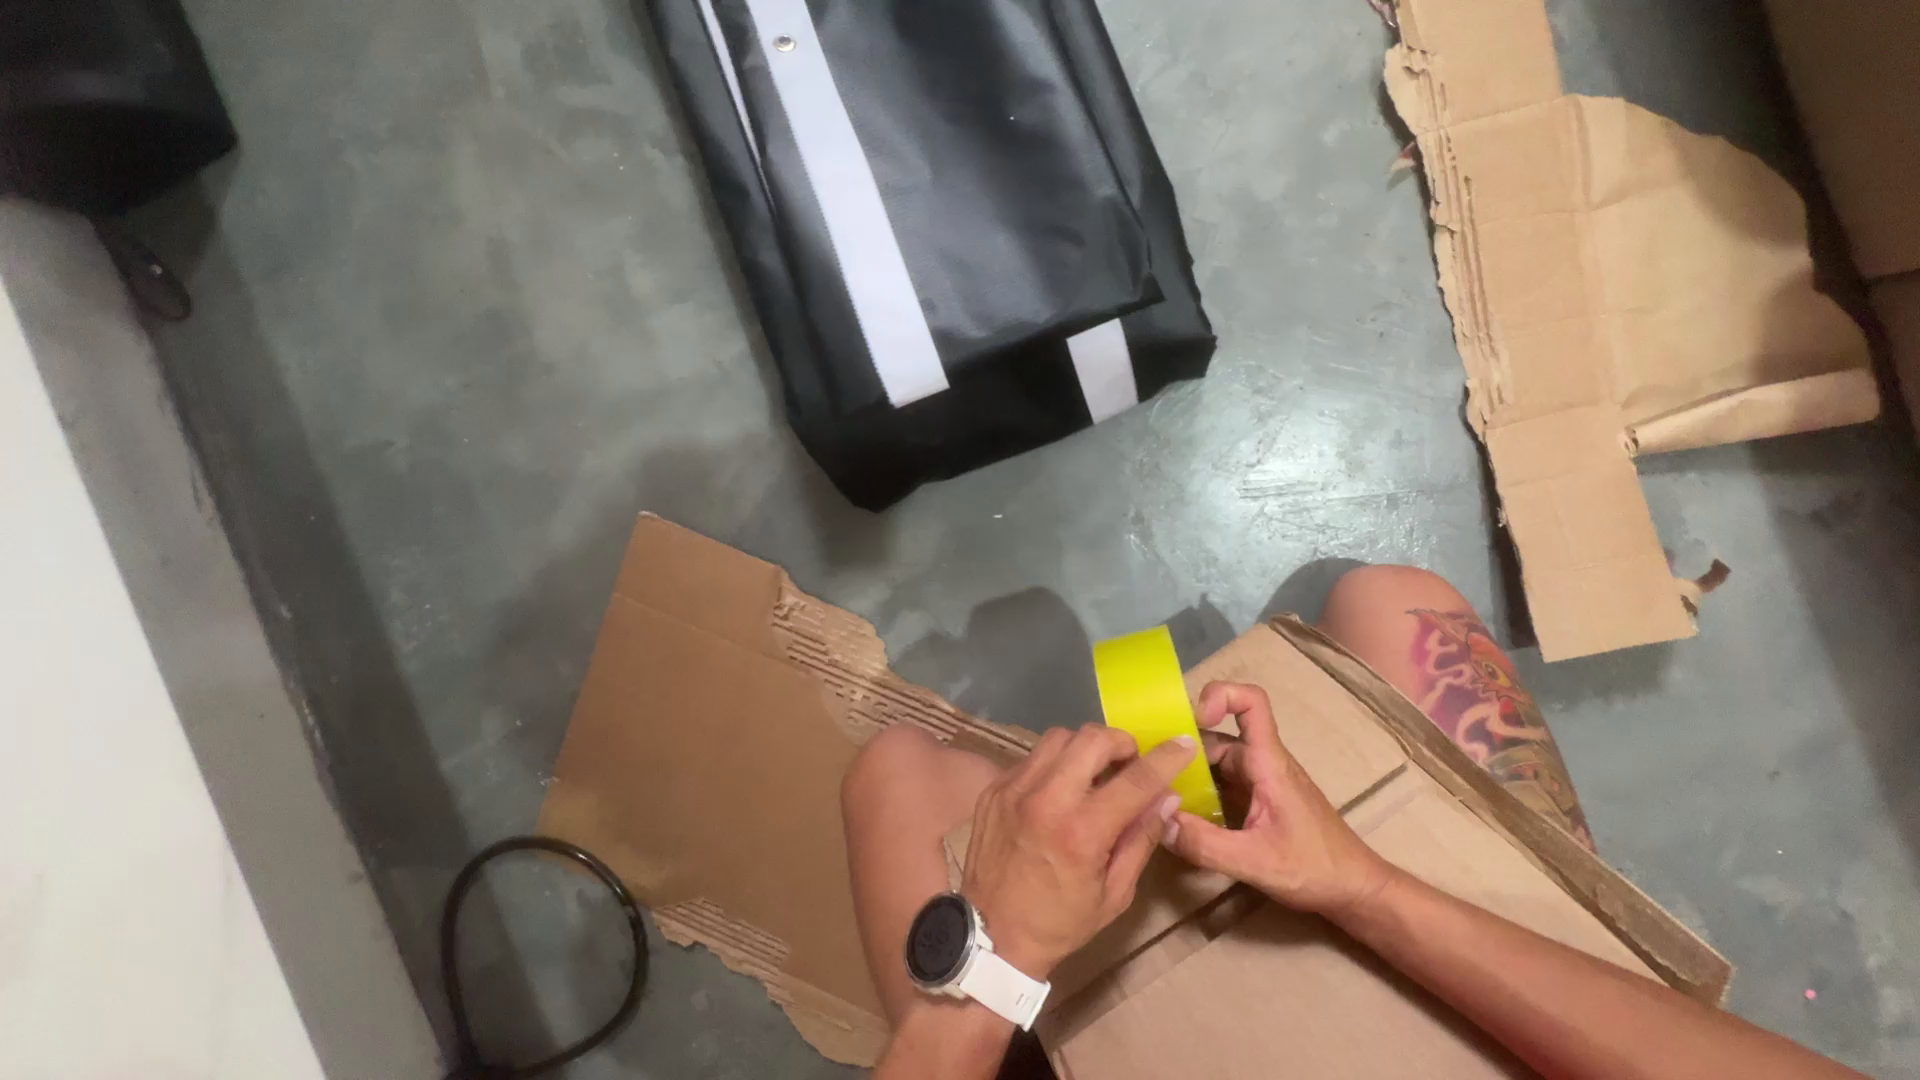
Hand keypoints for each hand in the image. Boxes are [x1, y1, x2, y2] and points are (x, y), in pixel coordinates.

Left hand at [962, 724, 1196, 979]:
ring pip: (1059, 737)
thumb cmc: (1060, 922)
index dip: (1166, 757)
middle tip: (1129, 762)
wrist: (989, 935)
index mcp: (1081, 831)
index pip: (1135, 779)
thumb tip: (1167, 797)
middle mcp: (1045, 798)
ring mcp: (1014, 788)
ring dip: (1085, 747)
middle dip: (1121, 742)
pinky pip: (1032, 757)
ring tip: (1094, 771)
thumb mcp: (1115, 893)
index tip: (1183, 743)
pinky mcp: (994, 787)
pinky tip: (1059, 789)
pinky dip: (1054, 763)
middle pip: (1092, 738)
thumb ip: (1142, 839)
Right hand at [1160, 682, 1392, 917]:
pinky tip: (1177, 815)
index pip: (1251, 702)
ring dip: (1185, 773)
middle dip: (1182, 749)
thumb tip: (1159, 823)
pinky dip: (1195, 792)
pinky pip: (1216, 783)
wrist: (1355, 891)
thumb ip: (1206, 845)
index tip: (1193, 719)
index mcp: (1269, 762)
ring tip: (1155, 794)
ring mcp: (1257, 781)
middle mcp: (1261, 762)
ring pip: (1212, 761)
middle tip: (1149, 772)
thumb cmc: (1317, 869)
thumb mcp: (1257, 863)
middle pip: (1215, 736)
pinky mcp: (1253, 801)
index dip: (1220, 695)